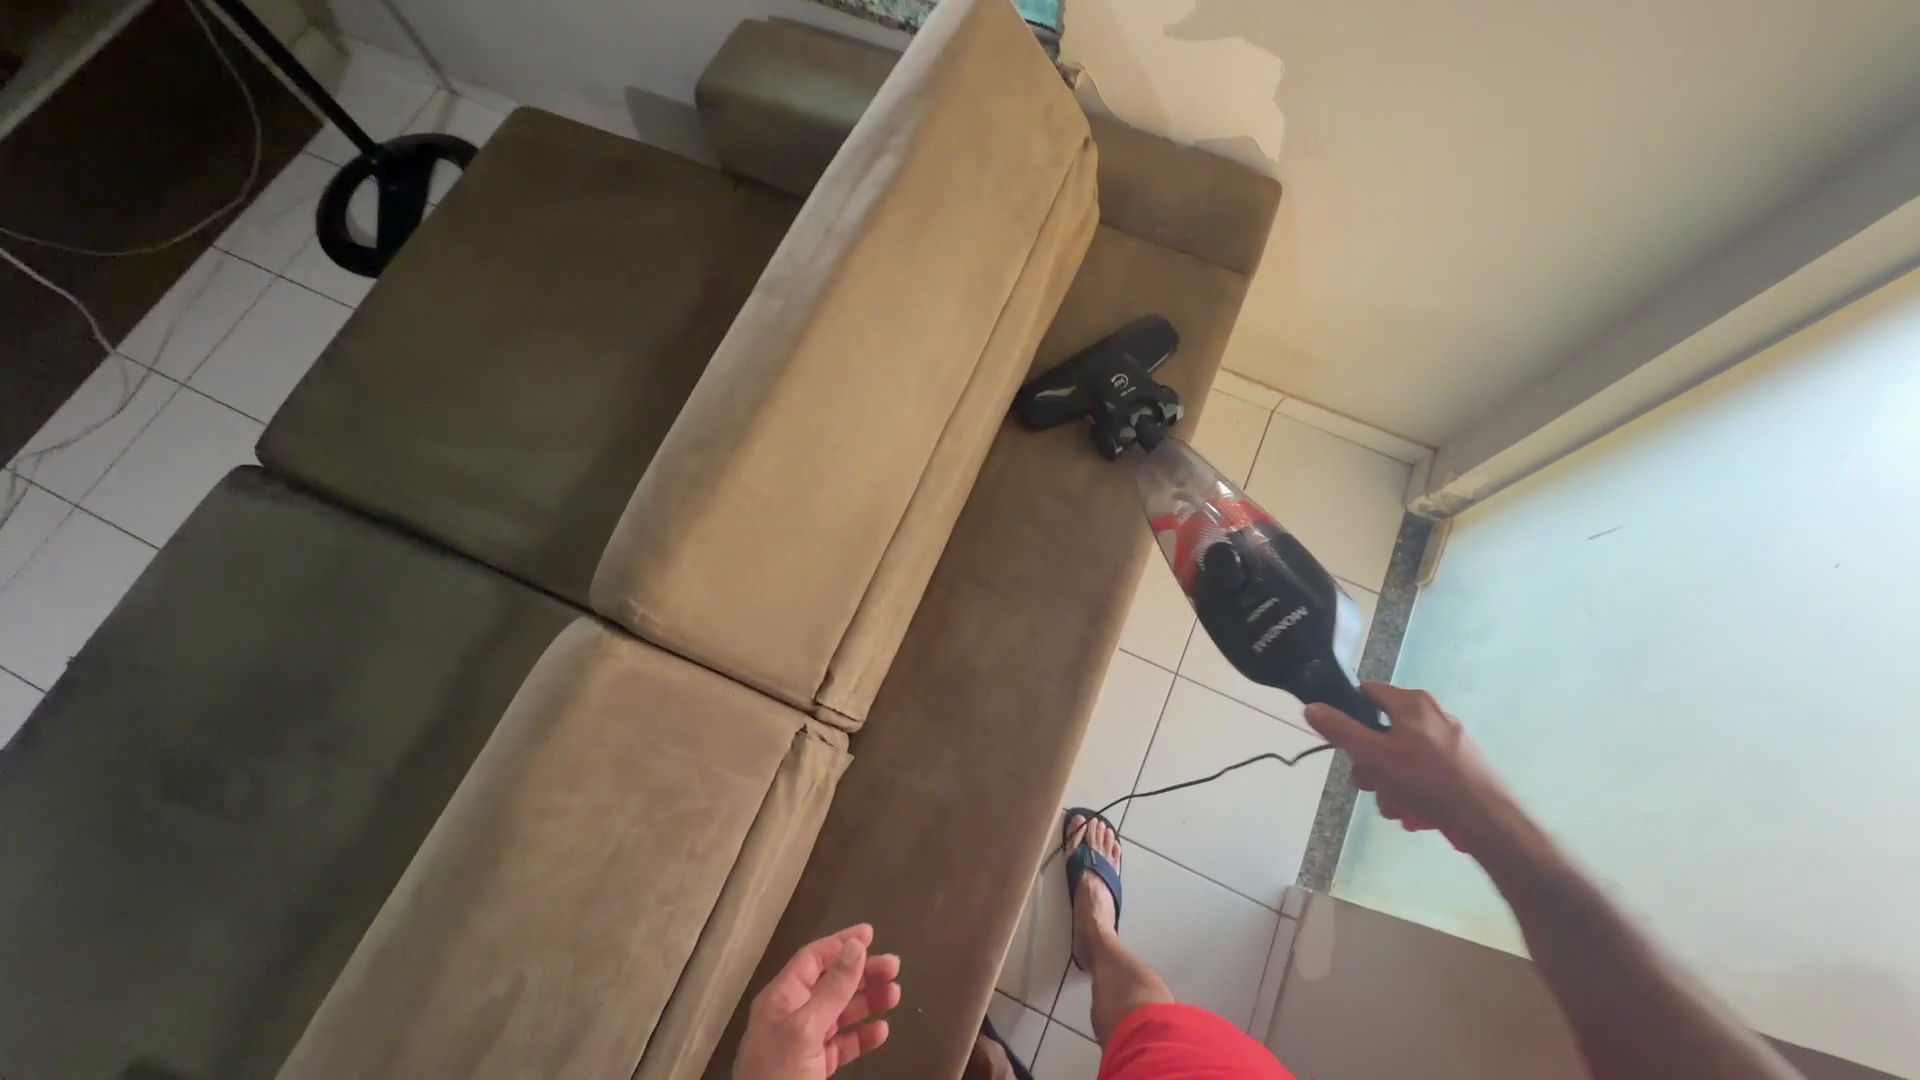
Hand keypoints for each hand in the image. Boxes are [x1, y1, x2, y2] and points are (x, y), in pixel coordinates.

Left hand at [734, 924, 901, 1079]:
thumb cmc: (779, 1075)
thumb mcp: (805, 1029)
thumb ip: (832, 988)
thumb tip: (855, 946)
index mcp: (780, 999)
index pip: (812, 959)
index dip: (840, 943)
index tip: (871, 934)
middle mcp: (791, 1016)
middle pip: (830, 983)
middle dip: (862, 973)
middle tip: (894, 968)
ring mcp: (802, 1045)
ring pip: (839, 1013)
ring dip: (867, 1002)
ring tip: (895, 996)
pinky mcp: (813, 1070)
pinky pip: (841, 1045)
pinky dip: (861, 1036)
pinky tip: (881, 1031)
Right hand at [1303, 682, 1515, 853]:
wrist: (1490, 821)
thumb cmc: (1428, 780)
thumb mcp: (1375, 756)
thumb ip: (1341, 731)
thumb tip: (1311, 707)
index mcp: (1411, 702)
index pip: (1365, 692)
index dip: (1348, 715)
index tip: (1344, 744)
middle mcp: (1430, 713)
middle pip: (1380, 731)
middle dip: (1370, 764)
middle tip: (1372, 784)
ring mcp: (1448, 739)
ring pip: (1399, 756)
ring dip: (1389, 783)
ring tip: (1397, 806)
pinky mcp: (1461, 764)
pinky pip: (1422, 771)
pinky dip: (1413, 790)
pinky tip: (1415, 811)